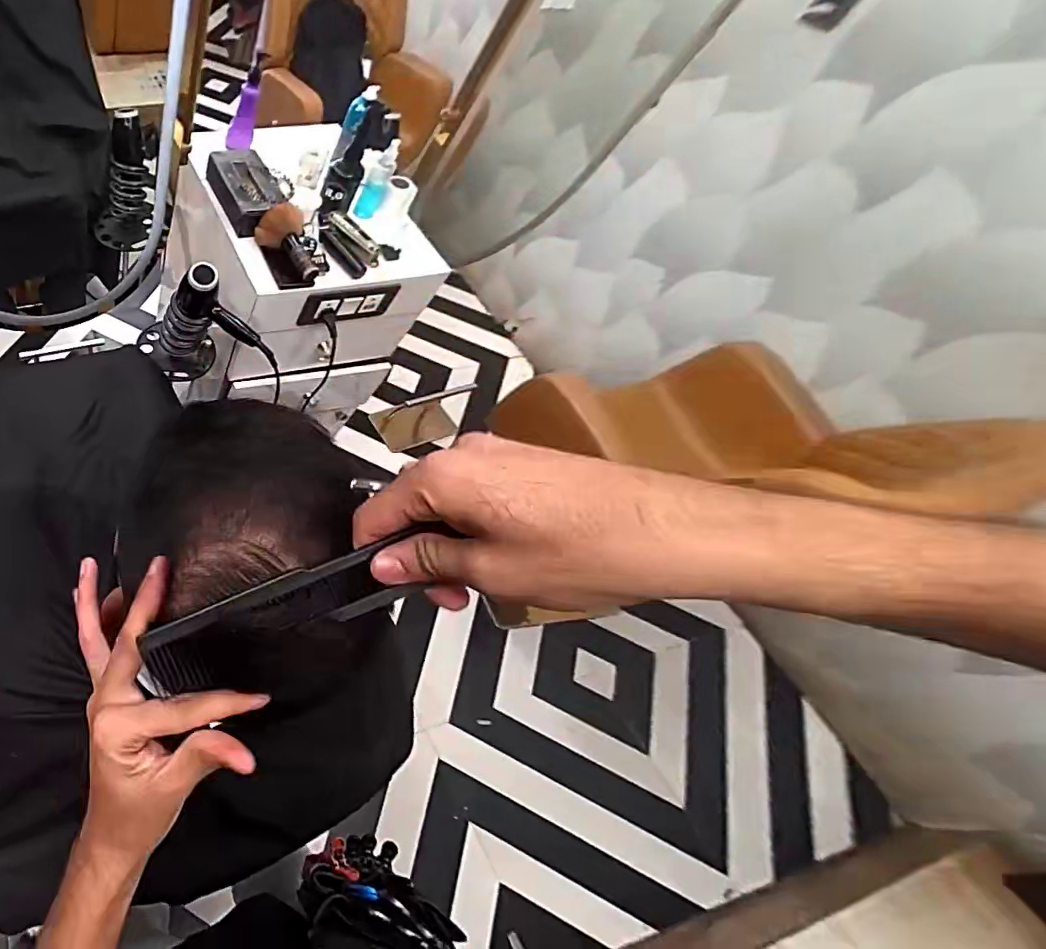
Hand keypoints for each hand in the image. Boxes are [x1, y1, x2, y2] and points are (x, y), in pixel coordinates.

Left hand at [72, 557, 267, 861]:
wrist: (111, 834)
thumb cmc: (137, 814)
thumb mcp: (172, 788)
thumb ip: (204, 756)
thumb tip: (243, 748)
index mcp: (119, 725)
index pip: (181, 704)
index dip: (223, 703)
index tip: (255, 699)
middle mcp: (104, 703)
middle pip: (126, 644)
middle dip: (144, 602)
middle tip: (159, 566)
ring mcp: (101, 696)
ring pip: (95, 640)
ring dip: (93, 603)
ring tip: (90, 567)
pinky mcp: (106, 695)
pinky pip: (95, 650)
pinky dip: (94, 622)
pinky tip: (100, 598)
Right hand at [353, 433, 782, 613]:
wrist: (670, 527)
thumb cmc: (585, 550)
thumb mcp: (491, 569)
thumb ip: (426, 562)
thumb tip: (383, 561)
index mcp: (443, 475)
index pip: (376, 510)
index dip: (375, 552)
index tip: (391, 585)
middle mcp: (463, 452)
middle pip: (411, 503)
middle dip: (418, 550)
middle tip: (450, 595)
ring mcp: (495, 451)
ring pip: (445, 499)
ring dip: (449, 541)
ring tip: (485, 580)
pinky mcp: (521, 459)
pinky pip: (476, 491)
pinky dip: (475, 524)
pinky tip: (507, 554)